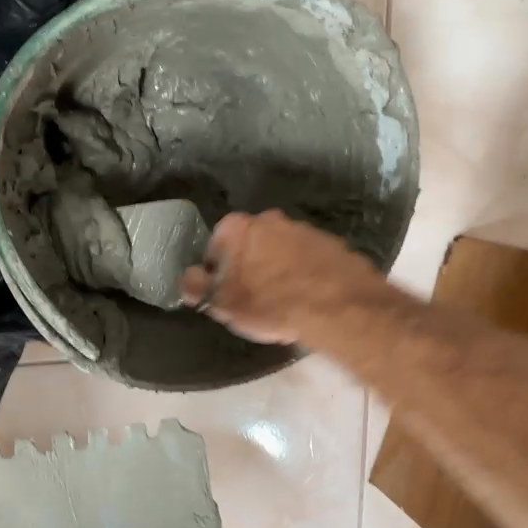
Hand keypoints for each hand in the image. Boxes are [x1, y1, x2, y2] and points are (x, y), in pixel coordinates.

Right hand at [179, 211, 384, 344]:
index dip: (216, 273)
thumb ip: (196, 287)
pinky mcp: (333, 244)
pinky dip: (305, 275)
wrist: (338, 308)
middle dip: (248, 266)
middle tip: (253, 299)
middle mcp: (270, 219)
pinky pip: (309, 260)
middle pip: (249, 245)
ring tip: (283, 302)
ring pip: (281, 251)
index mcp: (237, 228)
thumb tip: (188, 278)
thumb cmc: (269, 304)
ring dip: (278, 269)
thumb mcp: (221, 303)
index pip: (214, 247)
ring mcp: (305, 229)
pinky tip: (308, 300)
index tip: (224, 294)